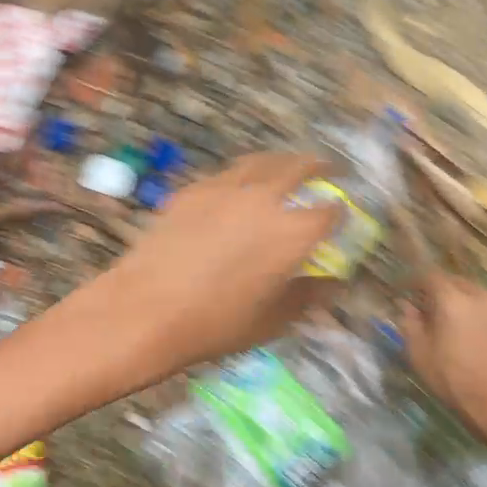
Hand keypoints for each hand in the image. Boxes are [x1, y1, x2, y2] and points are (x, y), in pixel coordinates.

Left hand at [76, 154, 342, 378]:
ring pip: (260, 162)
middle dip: (319, 169)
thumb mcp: (271, 321)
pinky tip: (233, 192)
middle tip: (326, 172)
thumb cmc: (214, 325)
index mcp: (294, 231)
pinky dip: (239, 178)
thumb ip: (307, 296)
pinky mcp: (188, 193)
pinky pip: (223, 176)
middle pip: (300, 168)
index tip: (342, 217)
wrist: (144, 311)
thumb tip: (330, 283)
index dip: (341, 214)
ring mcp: (222, 189)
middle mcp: (263, 198)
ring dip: (279, 163)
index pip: (332, 211)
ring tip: (283, 172)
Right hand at [400, 271, 486, 439]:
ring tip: (452, 324)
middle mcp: (482, 296)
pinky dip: (480, 315)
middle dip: (439, 290)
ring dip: (461, 303)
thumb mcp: (419, 354)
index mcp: (453, 300)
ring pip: (477, 295)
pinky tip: (476, 337)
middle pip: (456, 282)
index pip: (430, 276)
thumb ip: (410, 324)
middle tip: (426, 309)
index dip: (414, 281)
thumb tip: (406, 306)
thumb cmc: (454, 380)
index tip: (405, 292)